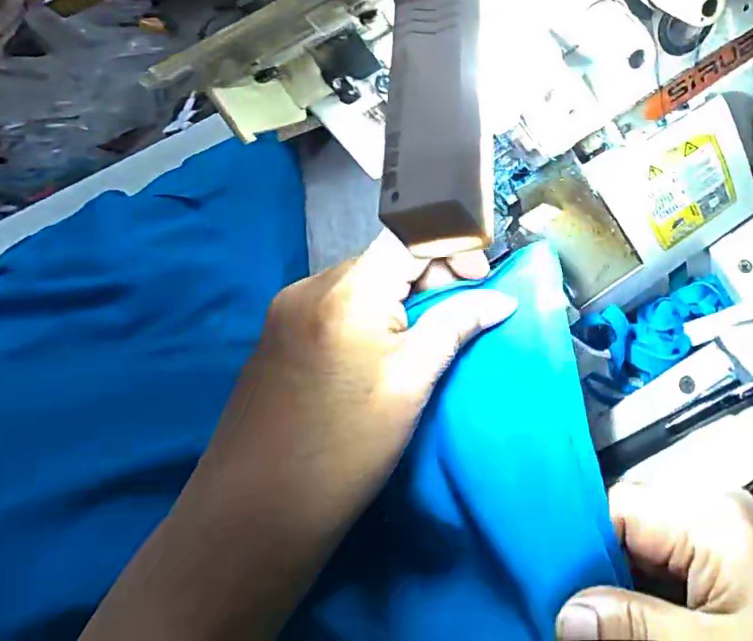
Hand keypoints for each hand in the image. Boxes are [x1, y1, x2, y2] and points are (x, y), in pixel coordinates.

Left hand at [83, 234, 513, 640]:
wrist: (253, 516)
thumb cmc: (344, 451)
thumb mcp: (410, 384)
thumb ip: (454, 327)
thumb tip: (500, 299)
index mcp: (346, 291)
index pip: (410, 236)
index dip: (451, 247)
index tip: (481, 279)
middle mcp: (311, 284)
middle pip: (385, 255)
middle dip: (431, 272)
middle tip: (464, 307)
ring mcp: (287, 306)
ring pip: (362, 277)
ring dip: (400, 292)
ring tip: (427, 329)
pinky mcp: (277, 330)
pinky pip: (336, 300)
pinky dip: (368, 309)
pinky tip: (382, 344)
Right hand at [555, 484, 752, 640]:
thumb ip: (636, 627)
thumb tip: (564, 614)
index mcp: (711, 515)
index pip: (619, 509)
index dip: (579, 547)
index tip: (545, 590)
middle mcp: (713, 512)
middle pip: (629, 529)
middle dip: (597, 574)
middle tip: (564, 619)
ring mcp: (722, 539)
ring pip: (644, 553)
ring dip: (619, 592)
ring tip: (587, 626)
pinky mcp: (729, 568)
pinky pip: (669, 571)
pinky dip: (646, 600)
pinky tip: (627, 627)